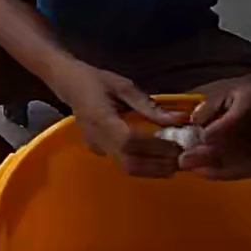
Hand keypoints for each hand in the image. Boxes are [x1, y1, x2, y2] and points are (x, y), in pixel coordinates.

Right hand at [56, 67, 182, 177]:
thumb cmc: (96, 80)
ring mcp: (97, 147)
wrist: (69, 84)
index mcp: (101, 119)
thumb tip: (178, 119)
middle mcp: (98, 138)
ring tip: (174, 161)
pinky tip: (158, 158)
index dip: (156, 147)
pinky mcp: (99, 150)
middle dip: (159, 164)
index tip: (178, 145)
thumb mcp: (124, 86)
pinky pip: (123, 163)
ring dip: (154, 169)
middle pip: (130, 162)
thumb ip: (149, 106)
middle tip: (182, 158)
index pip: (130, 141)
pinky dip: (144, 165)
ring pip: (128, 168)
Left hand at [179, 76, 250, 178]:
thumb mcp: (225, 90)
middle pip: (232, 151)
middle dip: (205, 159)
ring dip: (217, 170)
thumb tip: (192, 122)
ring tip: (196, 170)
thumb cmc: (250, 88)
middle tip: (184, 162)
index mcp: (248, 110)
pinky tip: (216, 172)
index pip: (224, 131)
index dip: (203, 141)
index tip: (185, 146)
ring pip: (241, 164)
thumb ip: (208, 106)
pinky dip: (233, 173)